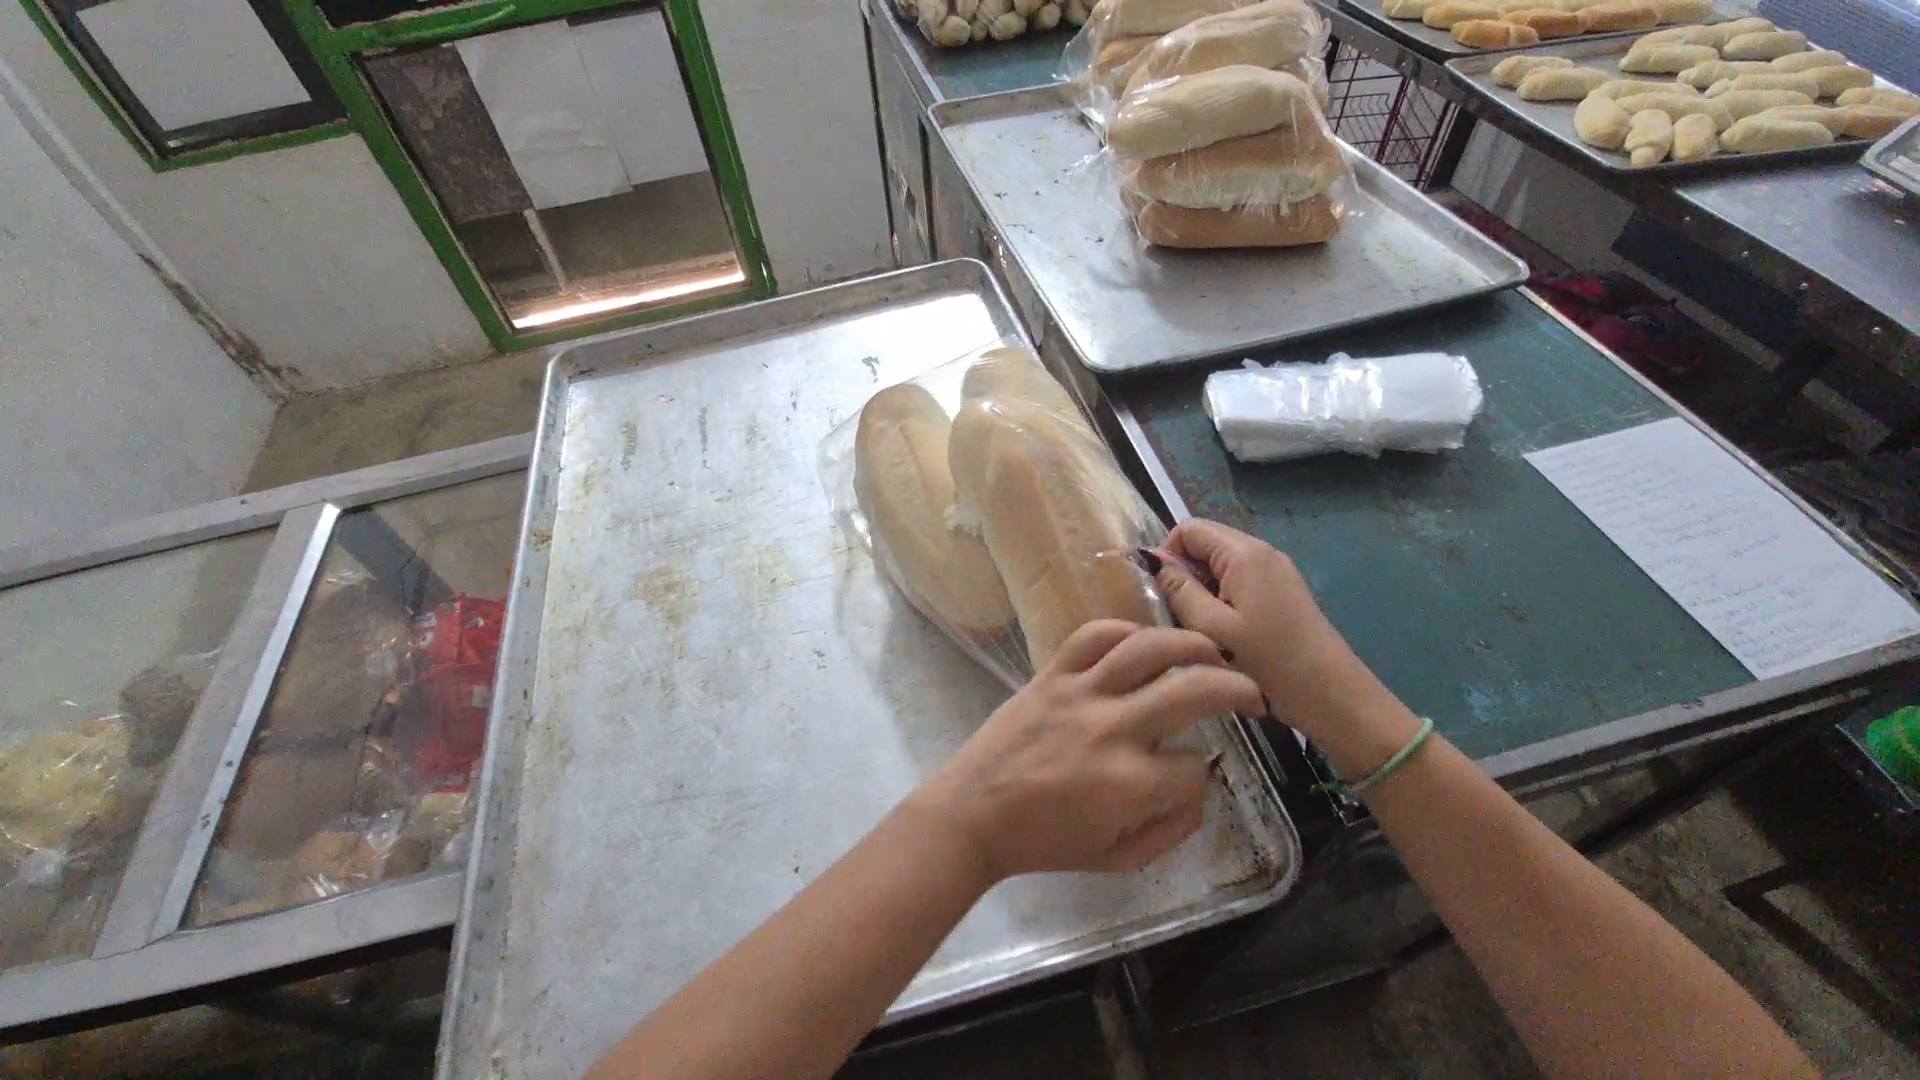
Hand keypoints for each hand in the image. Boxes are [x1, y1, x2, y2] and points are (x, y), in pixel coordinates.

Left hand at [913, 620, 1261, 883]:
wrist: (972, 815)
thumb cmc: (1044, 842)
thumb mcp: (1118, 860)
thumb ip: (1172, 830)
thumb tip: (1202, 788)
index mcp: (1129, 785)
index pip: (1195, 768)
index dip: (1201, 775)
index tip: (1188, 778)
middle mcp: (1112, 730)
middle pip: (1194, 691)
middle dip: (1237, 689)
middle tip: (1252, 693)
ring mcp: (1079, 694)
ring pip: (1147, 649)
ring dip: (1192, 644)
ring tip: (1214, 650)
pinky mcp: (1050, 674)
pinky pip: (1092, 635)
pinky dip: (1123, 630)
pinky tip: (1142, 641)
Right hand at [1147, 520, 1419, 768]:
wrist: (1334, 697)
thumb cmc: (1269, 663)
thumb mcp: (1211, 629)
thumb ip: (1178, 589)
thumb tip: (1152, 560)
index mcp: (1244, 554)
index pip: (1188, 529)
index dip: (1166, 555)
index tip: (1161, 595)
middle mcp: (1262, 552)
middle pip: (1206, 544)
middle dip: (1184, 574)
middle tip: (1178, 616)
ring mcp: (1277, 571)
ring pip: (1221, 565)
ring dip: (1202, 591)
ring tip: (1201, 629)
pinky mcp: (1284, 592)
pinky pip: (1240, 581)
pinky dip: (1223, 600)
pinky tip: (1226, 635)